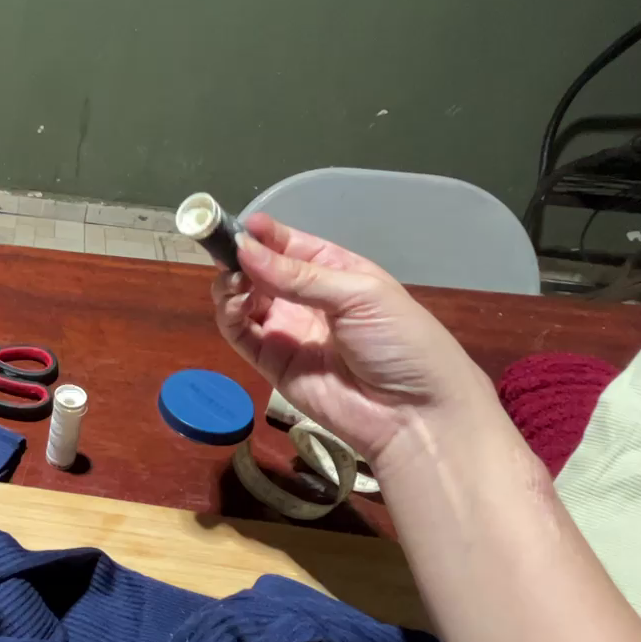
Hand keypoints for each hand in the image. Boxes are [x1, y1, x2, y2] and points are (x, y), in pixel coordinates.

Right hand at [212, 213, 499, 465]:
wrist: (416, 416)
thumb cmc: (402, 343)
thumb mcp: (360, 295)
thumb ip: (299, 276)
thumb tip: (244, 250)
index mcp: (334, 272)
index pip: (288, 245)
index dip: (263, 233)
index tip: (240, 226)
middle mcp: (305, 298)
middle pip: (259, 270)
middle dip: (239, 257)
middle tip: (224, 253)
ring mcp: (285, 331)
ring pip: (242, 300)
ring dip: (231, 284)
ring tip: (232, 281)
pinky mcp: (270, 362)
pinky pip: (239, 333)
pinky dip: (229, 315)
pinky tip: (235, 304)